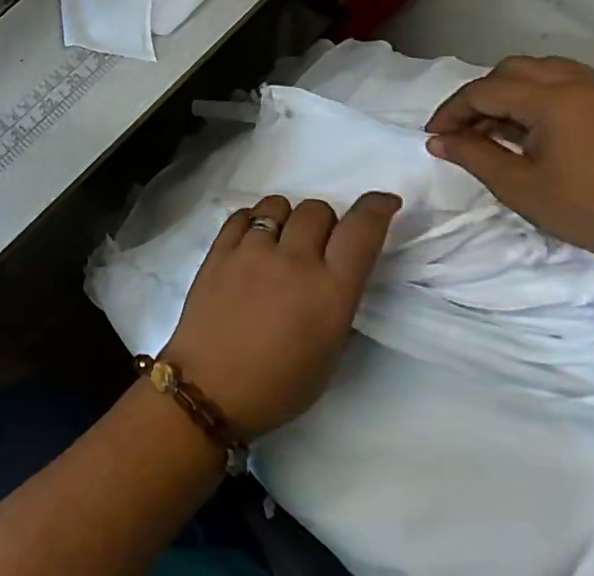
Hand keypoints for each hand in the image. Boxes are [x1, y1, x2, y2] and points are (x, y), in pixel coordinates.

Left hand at [160, 193, 400, 438]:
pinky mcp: (219, 250)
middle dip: (325, 223)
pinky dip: (254, 222)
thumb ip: (338, 301)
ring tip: (280, 243)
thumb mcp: (330, 351)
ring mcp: (252, 251)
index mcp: (329, 290)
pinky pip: (243, 214)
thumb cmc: (279, 386)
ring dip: (288, 219)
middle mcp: (294, 260)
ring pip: (278, 205)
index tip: (384, 203)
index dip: (376, 208)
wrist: (209, 391)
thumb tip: (337, 271)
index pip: (361, 229)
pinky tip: (252, 244)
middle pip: (318, 209)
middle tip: (317, 249)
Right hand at [424, 56, 593, 293]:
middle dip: (482, 96)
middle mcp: (580, 81)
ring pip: (547, 73)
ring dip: (515, 94)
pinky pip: (574, 87)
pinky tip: (544, 137)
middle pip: (514, 70)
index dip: (452, 111)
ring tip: (502, 133)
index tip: (433, 137)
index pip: (484, 90)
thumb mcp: (522, 189)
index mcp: (551, 96)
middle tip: (466, 133)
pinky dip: (545, 100)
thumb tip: (438, 141)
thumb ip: (474, 157)